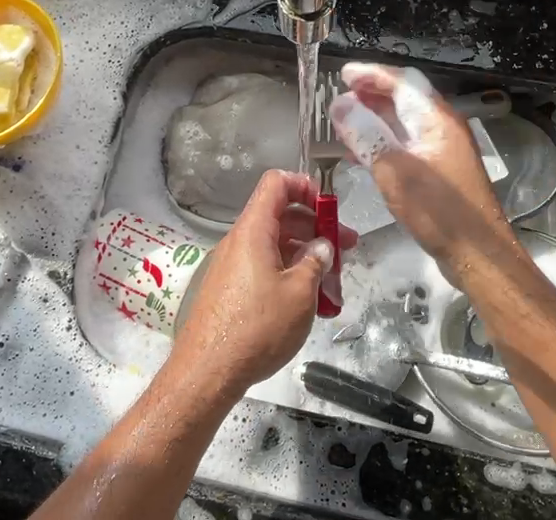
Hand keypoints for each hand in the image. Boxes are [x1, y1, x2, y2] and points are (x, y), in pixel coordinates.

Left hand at [168, 170, 358, 401]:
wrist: (208, 371)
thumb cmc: (257, 327)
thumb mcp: (299, 294)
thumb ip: (315, 263)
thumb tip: (321, 247)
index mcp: (253, 230)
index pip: (276, 183)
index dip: (305, 186)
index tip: (329, 208)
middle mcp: (240, 240)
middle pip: (282, 216)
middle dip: (317, 228)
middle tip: (347, 249)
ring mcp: (234, 265)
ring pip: (277, 246)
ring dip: (308, 257)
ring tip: (335, 285)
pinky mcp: (233, 289)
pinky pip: (266, 268)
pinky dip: (291, 276)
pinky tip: (312, 304)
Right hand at [330, 62, 516, 273]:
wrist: (479, 257)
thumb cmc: (439, 212)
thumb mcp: (395, 171)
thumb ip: (366, 135)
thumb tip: (340, 104)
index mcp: (437, 120)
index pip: (403, 81)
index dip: (371, 74)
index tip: (342, 74)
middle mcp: (443, 127)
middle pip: (405, 98)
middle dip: (372, 94)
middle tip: (341, 96)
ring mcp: (444, 150)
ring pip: (405, 122)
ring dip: (375, 118)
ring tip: (346, 122)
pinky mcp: (440, 172)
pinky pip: (407, 144)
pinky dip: (383, 141)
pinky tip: (364, 154)